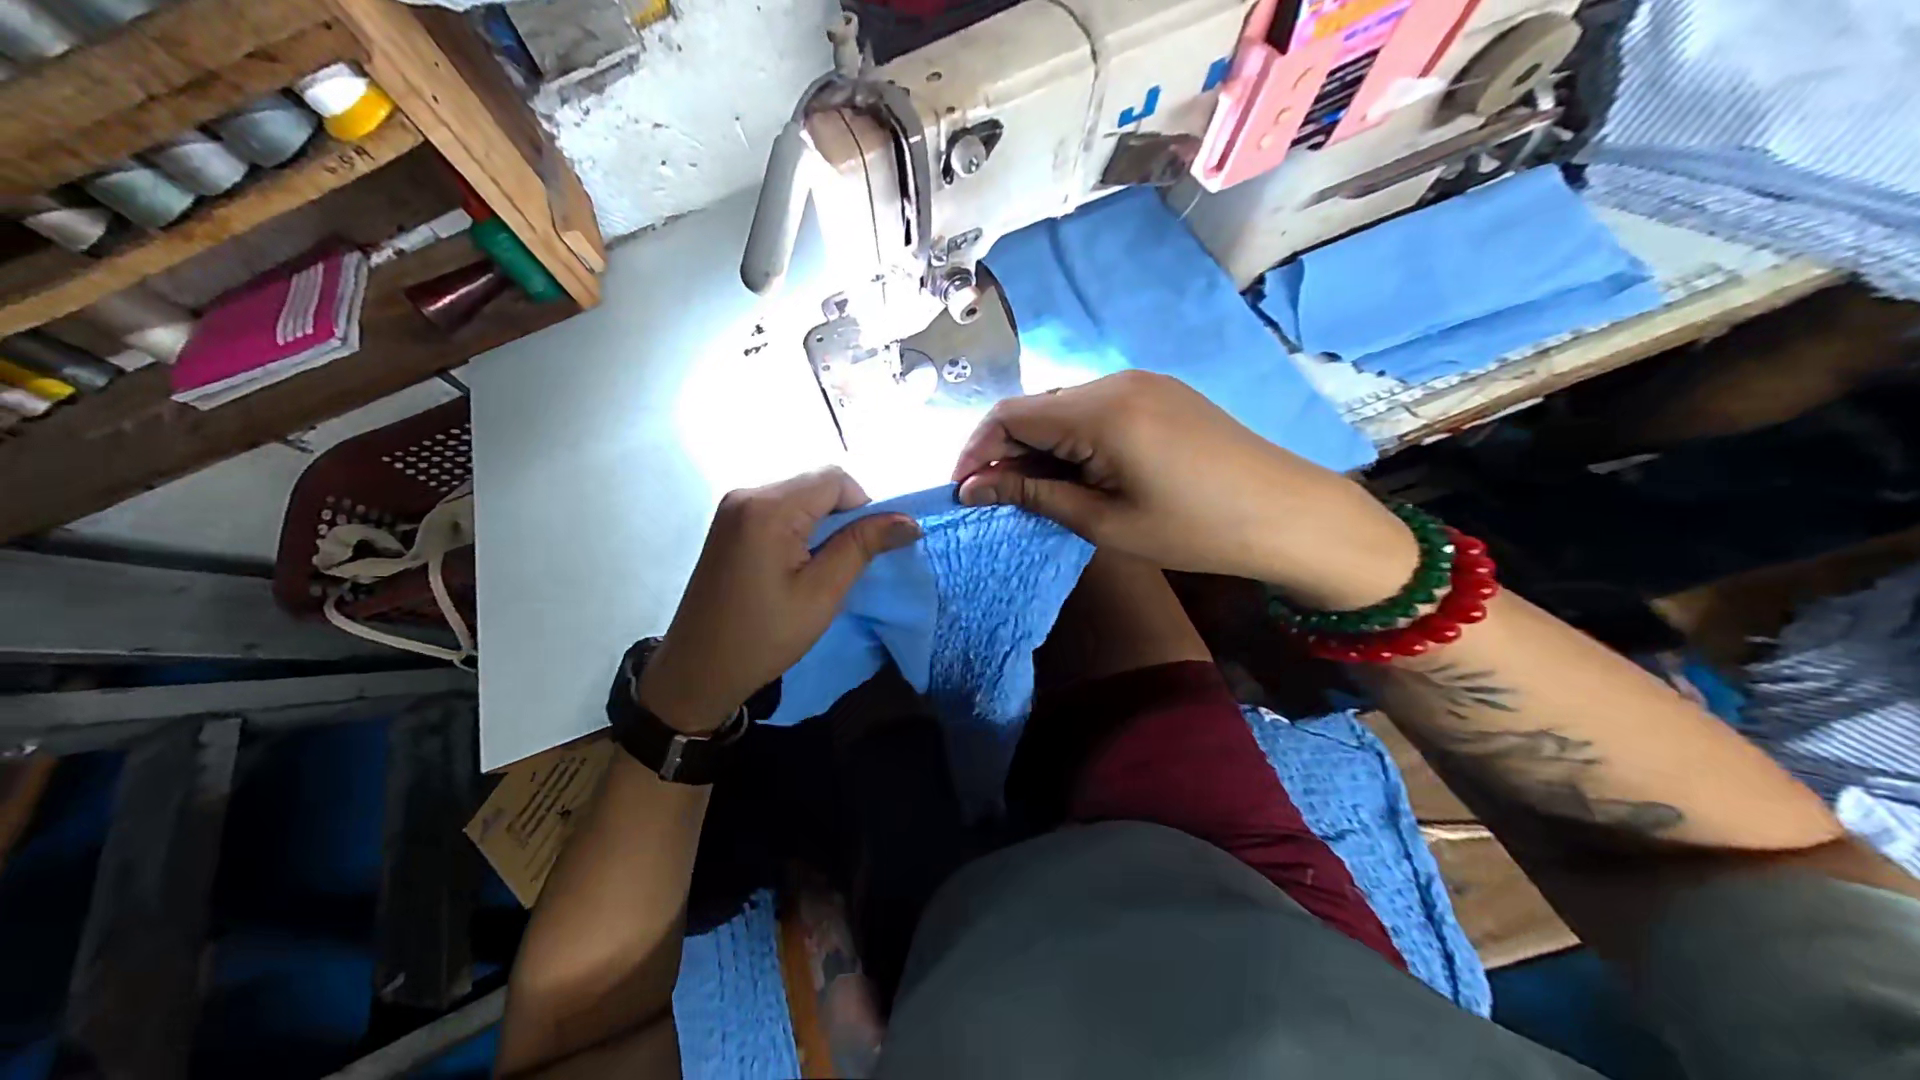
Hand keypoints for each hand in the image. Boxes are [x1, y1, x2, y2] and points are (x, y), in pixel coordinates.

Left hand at [638, 468, 920, 732]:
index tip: (865, 549)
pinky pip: (780, 506)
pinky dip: (801, 526)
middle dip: (843, 514)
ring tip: (820, 566)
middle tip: (844, 562)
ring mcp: (733, 506)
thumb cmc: (764, 636)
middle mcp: (747, 493)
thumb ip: (863, 546)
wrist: (698, 670)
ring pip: (801, 493)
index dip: (863, 506)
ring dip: (823, 521)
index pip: (835, 478)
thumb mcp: (822, 593)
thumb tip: (909, 520)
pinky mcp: (729, 522)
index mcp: (768, 507)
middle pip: (816, 481)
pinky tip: (797, 562)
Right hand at [951, 371, 1417, 608]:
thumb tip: (973, 488)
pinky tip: (1079, 471)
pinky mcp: (1161, 392)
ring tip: (1037, 490)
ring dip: (1039, 444)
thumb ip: (1033, 494)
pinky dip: (1072, 437)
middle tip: (997, 497)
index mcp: (1099, 411)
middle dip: (1005, 450)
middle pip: (1035, 407)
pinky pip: (1096, 407)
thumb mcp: (1104, 521)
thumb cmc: (1194, 529)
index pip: (1009, 415)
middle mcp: (1115, 380)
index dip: (975, 451)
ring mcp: (1142, 381)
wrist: (1289, 514)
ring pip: (1064, 407)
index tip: (963, 492)